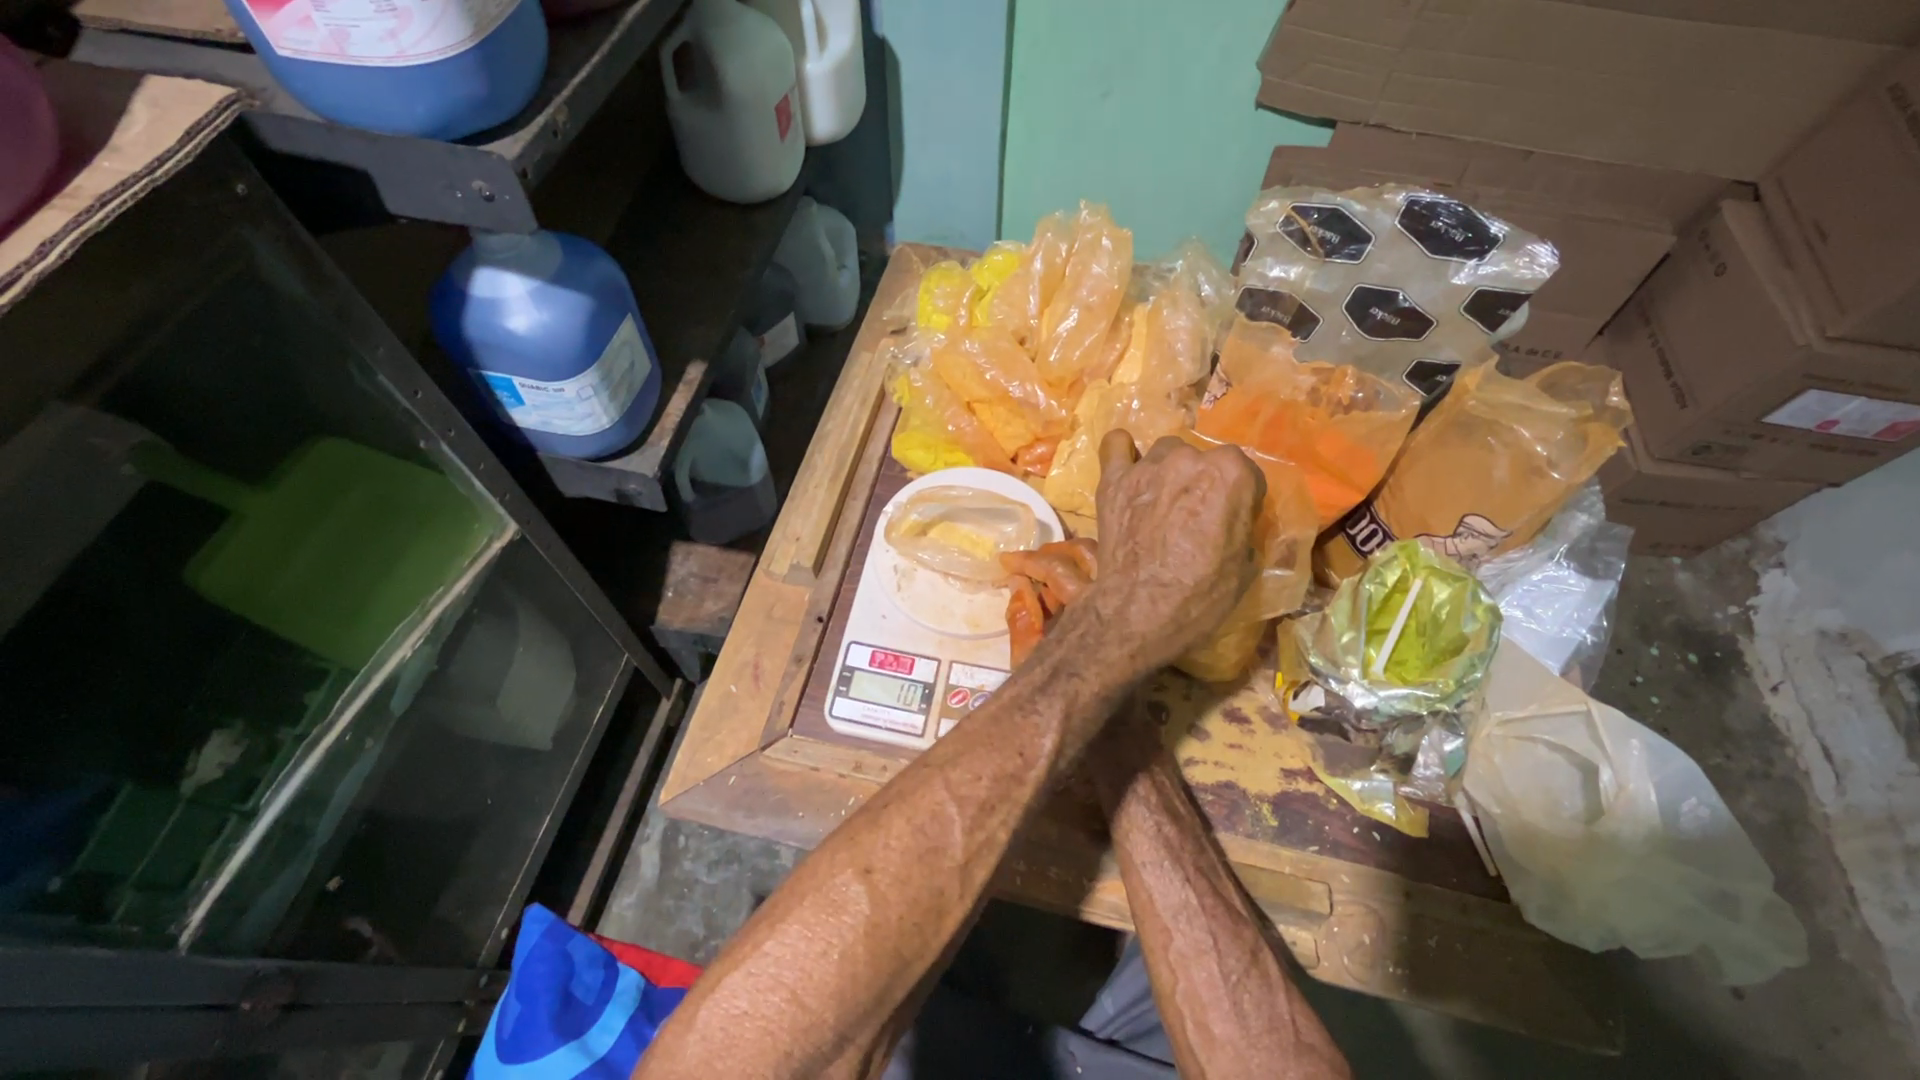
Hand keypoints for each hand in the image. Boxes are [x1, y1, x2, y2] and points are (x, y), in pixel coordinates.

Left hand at [1086, 430, 1263, 672]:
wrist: (1141, 610)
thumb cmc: (1202, 594)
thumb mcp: (1246, 564)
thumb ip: (1243, 526)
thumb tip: (1236, 519)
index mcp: (1232, 474)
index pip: (1245, 473)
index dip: (1240, 498)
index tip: (1232, 520)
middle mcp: (1190, 458)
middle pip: (1202, 460)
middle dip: (1202, 484)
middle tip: (1194, 516)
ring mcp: (1148, 466)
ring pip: (1165, 452)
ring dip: (1167, 472)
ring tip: (1161, 502)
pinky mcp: (1114, 479)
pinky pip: (1116, 445)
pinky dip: (1123, 454)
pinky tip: (1128, 469)